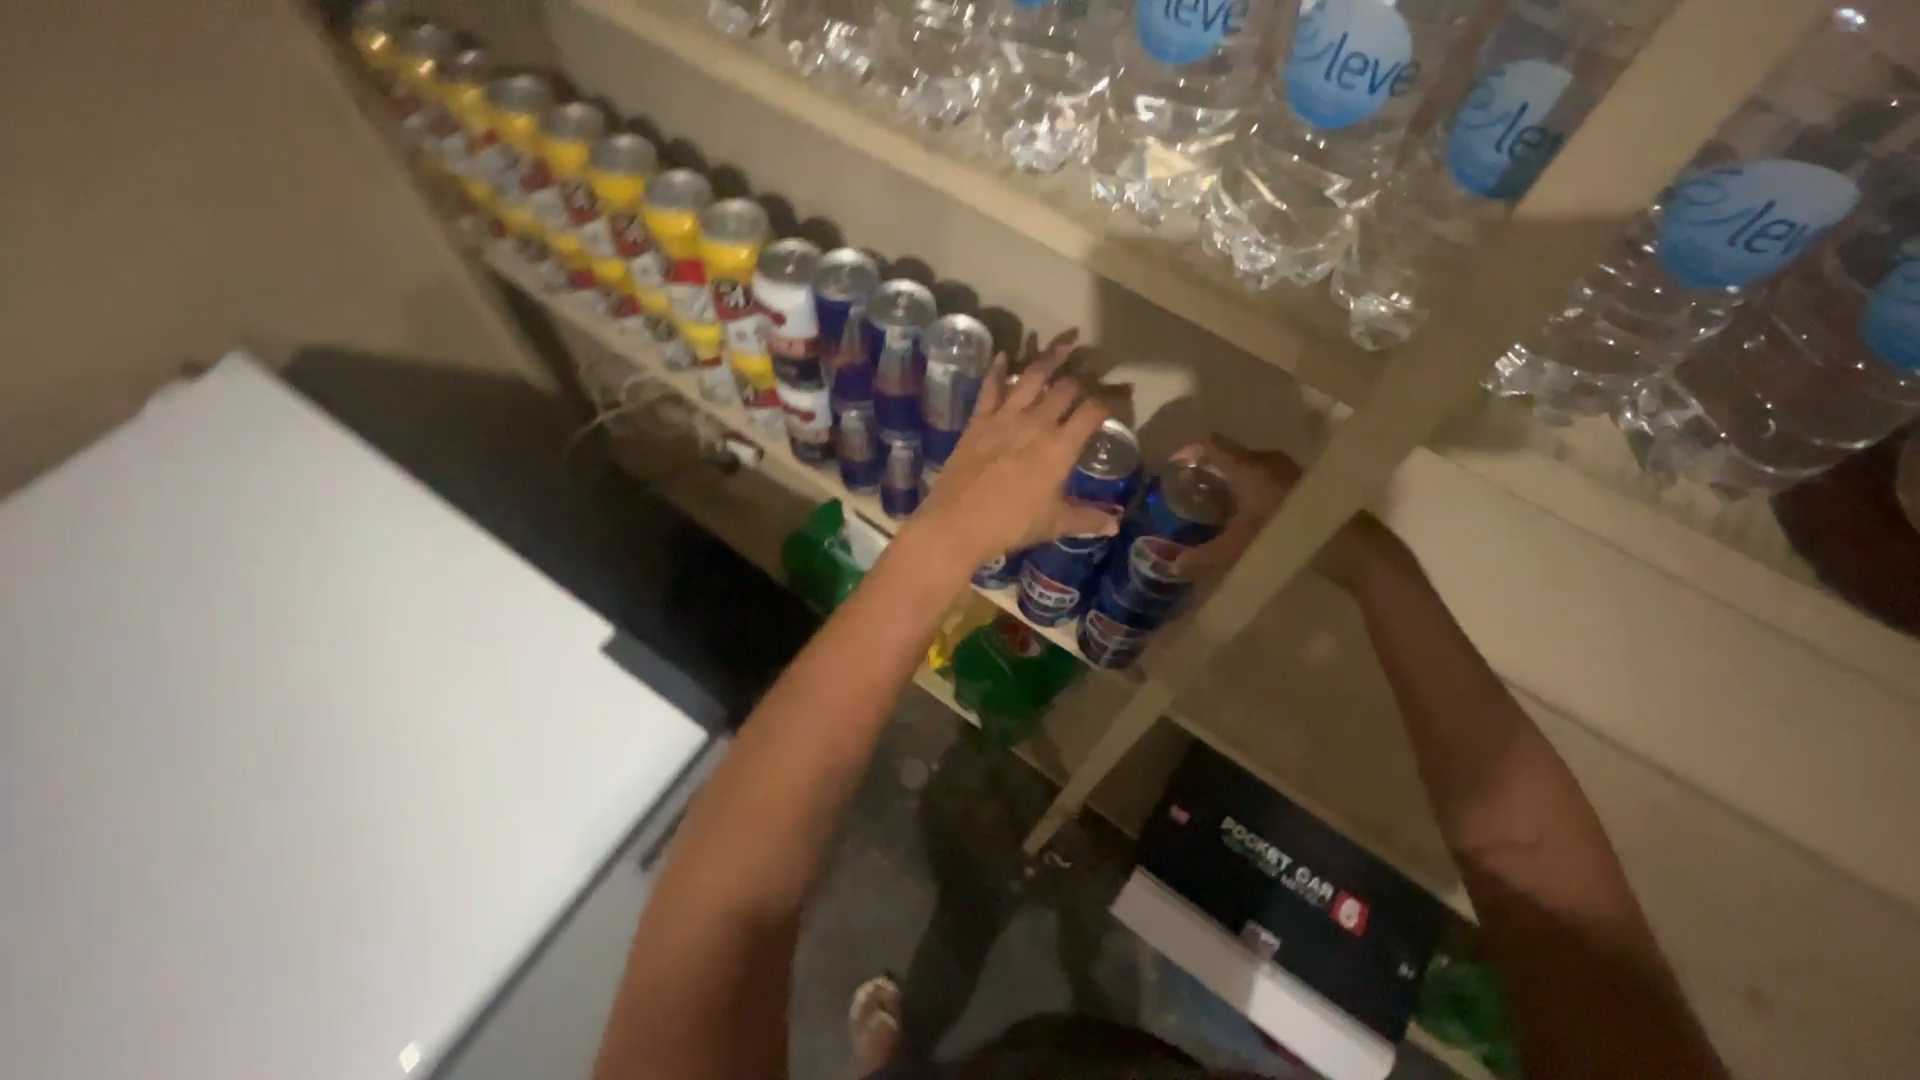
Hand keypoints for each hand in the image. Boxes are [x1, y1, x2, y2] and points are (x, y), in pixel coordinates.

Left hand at [908, 329, 1118, 563]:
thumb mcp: (1055, 523)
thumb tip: (1115, 526)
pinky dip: (997, 369)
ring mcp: (1005, 417)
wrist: (958, 522)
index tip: (1124, 390)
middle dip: (1084, 376)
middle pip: (1066, 388)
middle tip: (1094, 367)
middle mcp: (1037, 423)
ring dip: (1050, 357)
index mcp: (1061, 447)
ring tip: (1066, 341)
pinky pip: (990, 388)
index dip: (1112, 398)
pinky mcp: (978, 420)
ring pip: (1032, 377)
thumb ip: (1087, 519)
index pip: (1093, 412)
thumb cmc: (1012, 524)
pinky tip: (1002, 355)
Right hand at [1171, 435, 1411, 593]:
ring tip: (1213, 507)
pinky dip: (1250, 492)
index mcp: (1248, 467)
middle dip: (1207, 472)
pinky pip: (1266, 481)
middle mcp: (1267, 462)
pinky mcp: (1304, 487)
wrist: (1352, 547)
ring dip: (1230, 484)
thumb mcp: (1239, 550)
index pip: (1209, 446)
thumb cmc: (1287, 537)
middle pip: (1229, 457)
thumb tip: (1174, 566)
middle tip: (1188, 493)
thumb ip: (1204, 557)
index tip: (1171, 468)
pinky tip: (1245, 516)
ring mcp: (1289, 472)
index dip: (1187, 453)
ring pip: (1249, 469)